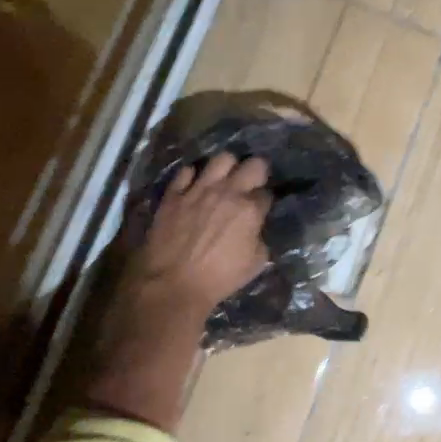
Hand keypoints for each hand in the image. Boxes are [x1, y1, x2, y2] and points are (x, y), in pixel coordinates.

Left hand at [125, 152, 271, 316]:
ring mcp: (198, 189)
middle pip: (253, 164)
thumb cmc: (219, 277)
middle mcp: (227, 192)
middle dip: (257, 171)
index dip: (267, 199)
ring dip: (228, 167)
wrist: (173, 283)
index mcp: (250, 209)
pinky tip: (195, 187)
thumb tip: (255, 229)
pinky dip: (193, 176)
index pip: (268, 193)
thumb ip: (259, 238)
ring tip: (225, 178)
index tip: (263, 207)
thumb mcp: (255, 262)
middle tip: (252, 183)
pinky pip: (186, 172)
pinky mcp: (174, 194)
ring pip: (221, 159)